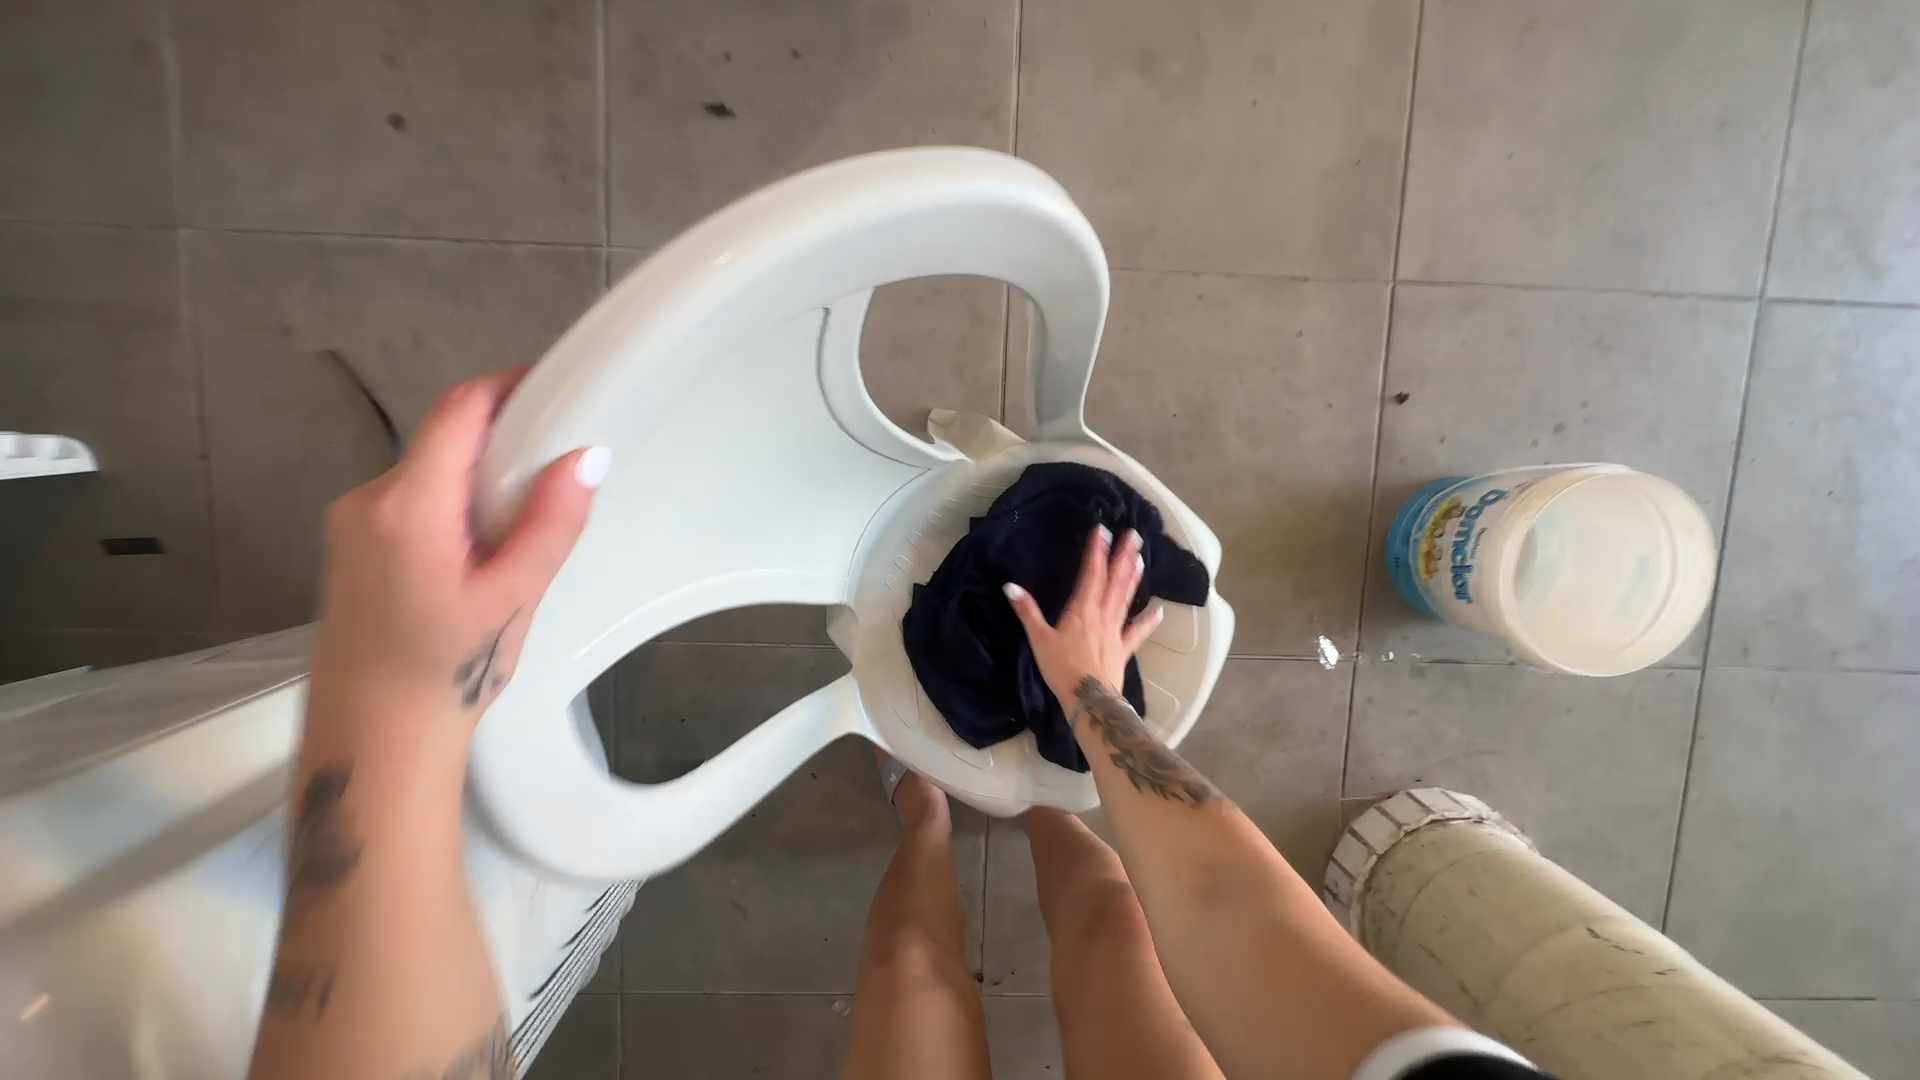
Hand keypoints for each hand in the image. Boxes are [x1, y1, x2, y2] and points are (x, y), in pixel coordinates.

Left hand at [307, 368, 607, 736]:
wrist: (374, 737)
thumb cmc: (447, 672)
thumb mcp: (515, 597)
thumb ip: (552, 523)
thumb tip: (587, 458)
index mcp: (407, 507)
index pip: (459, 411)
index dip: (509, 387)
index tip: (558, 388)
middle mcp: (369, 501)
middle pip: (447, 440)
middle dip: (506, 447)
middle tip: (557, 481)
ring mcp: (354, 523)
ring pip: (434, 472)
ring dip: (483, 482)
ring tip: (523, 537)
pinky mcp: (355, 545)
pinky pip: (417, 501)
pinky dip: (458, 508)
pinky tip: (484, 558)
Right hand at [1003, 525, 1165, 711]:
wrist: (1089, 699)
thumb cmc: (1061, 668)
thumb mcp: (1039, 639)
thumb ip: (1027, 611)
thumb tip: (1010, 586)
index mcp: (1082, 609)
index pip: (1091, 573)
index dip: (1097, 551)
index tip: (1103, 530)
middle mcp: (1102, 614)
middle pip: (1114, 581)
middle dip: (1123, 556)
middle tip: (1134, 535)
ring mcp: (1116, 631)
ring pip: (1126, 599)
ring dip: (1133, 577)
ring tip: (1141, 558)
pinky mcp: (1124, 648)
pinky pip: (1138, 631)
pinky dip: (1149, 621)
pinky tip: (1159, 611)